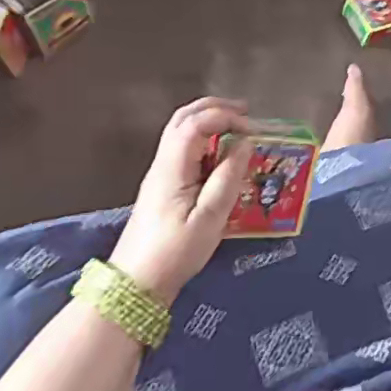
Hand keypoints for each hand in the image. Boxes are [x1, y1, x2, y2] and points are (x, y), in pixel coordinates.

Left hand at [109, 98, 252, 303]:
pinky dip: (203, 139)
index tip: (253, 129)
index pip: (196, 124)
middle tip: (245, 111)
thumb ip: (228, 178)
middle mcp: (163, 163)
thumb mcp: (210, 218)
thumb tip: (245, 144)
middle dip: (215, 108)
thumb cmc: (176, 252)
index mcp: (172, 167)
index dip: (226, 117)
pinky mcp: (161, 186)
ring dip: (208, 121)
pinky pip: (182, 149)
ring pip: (180, 132)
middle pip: (183, 118)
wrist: (137, 282)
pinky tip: (220, 154)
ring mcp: (159, 173)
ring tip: (237, 126)